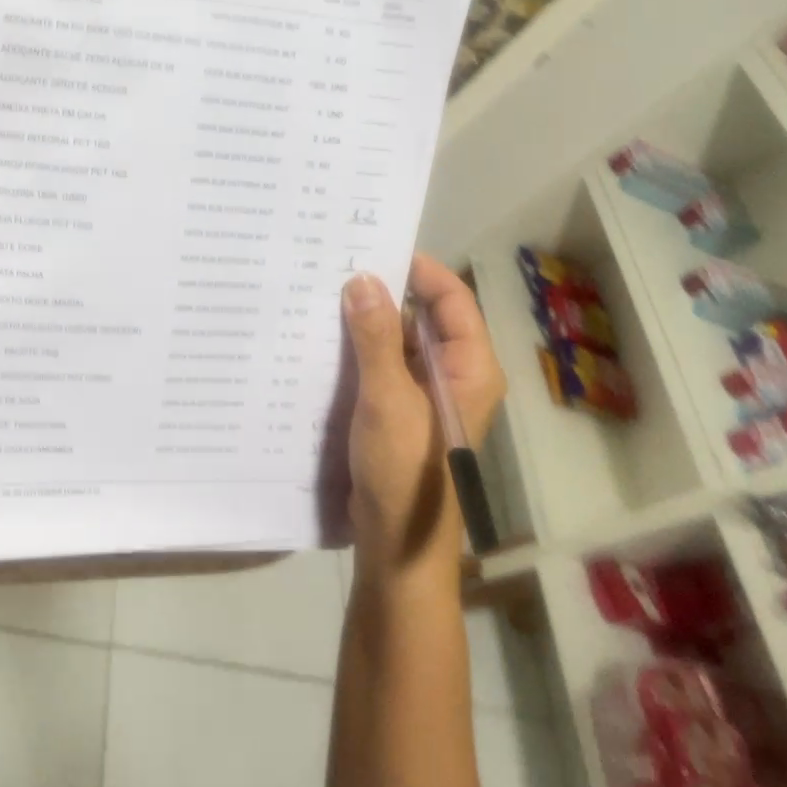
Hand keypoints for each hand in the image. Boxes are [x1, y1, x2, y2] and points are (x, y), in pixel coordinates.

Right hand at [341, 256, 504, 574]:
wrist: (395, 541)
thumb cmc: (404, 469)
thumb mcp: (387, 398)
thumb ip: (376, 337)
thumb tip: (361, 278)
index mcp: (469, 366)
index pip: (450, 298)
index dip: (417, 269)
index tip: (372, 245)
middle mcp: (451, 373)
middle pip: (422, 317)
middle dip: (382, 293)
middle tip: (334, 265)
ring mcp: (422, 395)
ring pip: (395, 343)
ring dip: (363, 323)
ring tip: (318, 296)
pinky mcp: (396, 413)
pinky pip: (378, 368)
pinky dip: (354, 352)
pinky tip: (317, 342)